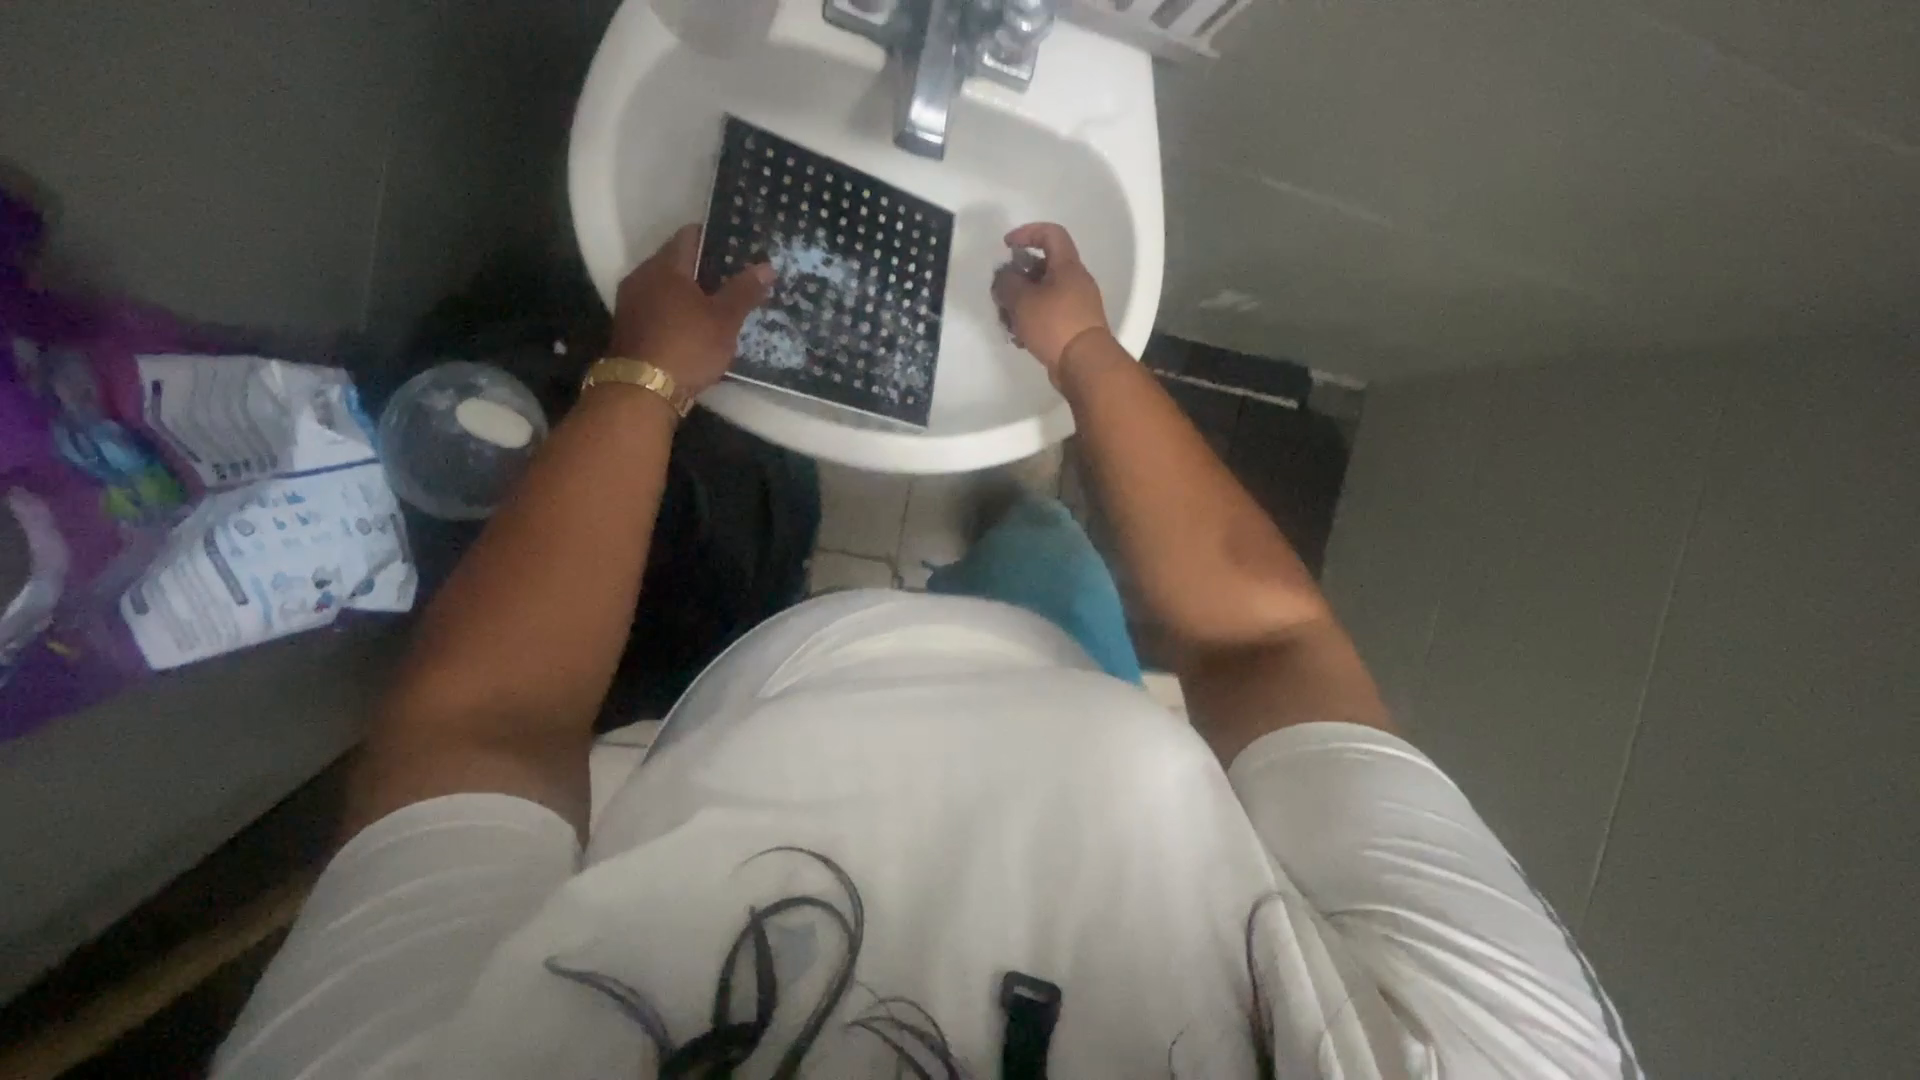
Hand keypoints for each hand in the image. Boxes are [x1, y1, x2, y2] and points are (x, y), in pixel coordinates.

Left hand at [609, 224, 773, 394]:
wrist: (641, 391)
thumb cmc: (687, 347)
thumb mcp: (724, 320)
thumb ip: (744, 291)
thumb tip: (766, 266)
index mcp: (665, 265)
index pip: (690, 235)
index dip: (715, 238)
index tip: (738, 248)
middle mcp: (642, 276)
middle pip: (676, 261)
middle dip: (704, 269)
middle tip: (734, 280)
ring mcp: (630, 302)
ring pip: (665, 287)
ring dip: (689, 293)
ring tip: (718, 306)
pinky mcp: (628, 328)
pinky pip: (657, 309)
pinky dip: (676, 312)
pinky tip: (694, 328)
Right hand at [991, 222, 1110, 384]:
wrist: (1085, 364)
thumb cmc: (1054, 324)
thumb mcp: (1023, 300)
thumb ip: (1007, 283)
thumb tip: (1004, 278)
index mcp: (1067, 266)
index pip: (1051, 234)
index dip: (1027, 232)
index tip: (1007, 246)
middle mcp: (1076, 282)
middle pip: (1043, 268)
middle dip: (1017, 279)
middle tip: (1001, 294)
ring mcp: (1077, 306)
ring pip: (1043, 295)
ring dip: (1021, 304)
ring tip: (1007, 321)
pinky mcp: (1074, 328)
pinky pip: (1048, 316)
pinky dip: (1032, 322)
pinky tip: (1020, 338)